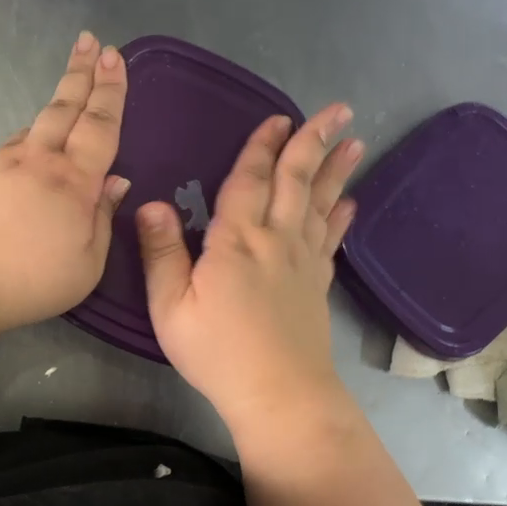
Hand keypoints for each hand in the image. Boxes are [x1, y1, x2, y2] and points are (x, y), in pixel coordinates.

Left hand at [0, 32, 131, 332]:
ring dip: (56, 108)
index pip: (100, 125)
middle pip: (65, 106)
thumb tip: (115, 181)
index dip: (111, 90)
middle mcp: (39, 159)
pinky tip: (30, 155)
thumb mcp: (86, 264)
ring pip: (36, 126)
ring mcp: (3, 161)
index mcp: (73, 181)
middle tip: (92, 42)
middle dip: (82, 71)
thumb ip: (103, 218)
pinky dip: (28, 142)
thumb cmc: (29, 280)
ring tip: (69, 99)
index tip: (115, 58)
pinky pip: (12, 147)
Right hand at [138, 104, 364, 421]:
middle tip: (337, 110)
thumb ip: (162, 253)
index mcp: (236, 242)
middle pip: (296, 182)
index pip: (249, 182)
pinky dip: (340, 218)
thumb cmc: (217, 353)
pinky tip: (349, 204)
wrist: (280, 395)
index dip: (261, 148)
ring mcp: (302, 263)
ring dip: (335, 171)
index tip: (277, 119)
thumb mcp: (171, 307)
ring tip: (353, 142)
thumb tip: (153, 204)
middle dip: (313, 143)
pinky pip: (331, 240)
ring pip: (320, 205)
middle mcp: (276, 242)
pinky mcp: (316, 286)